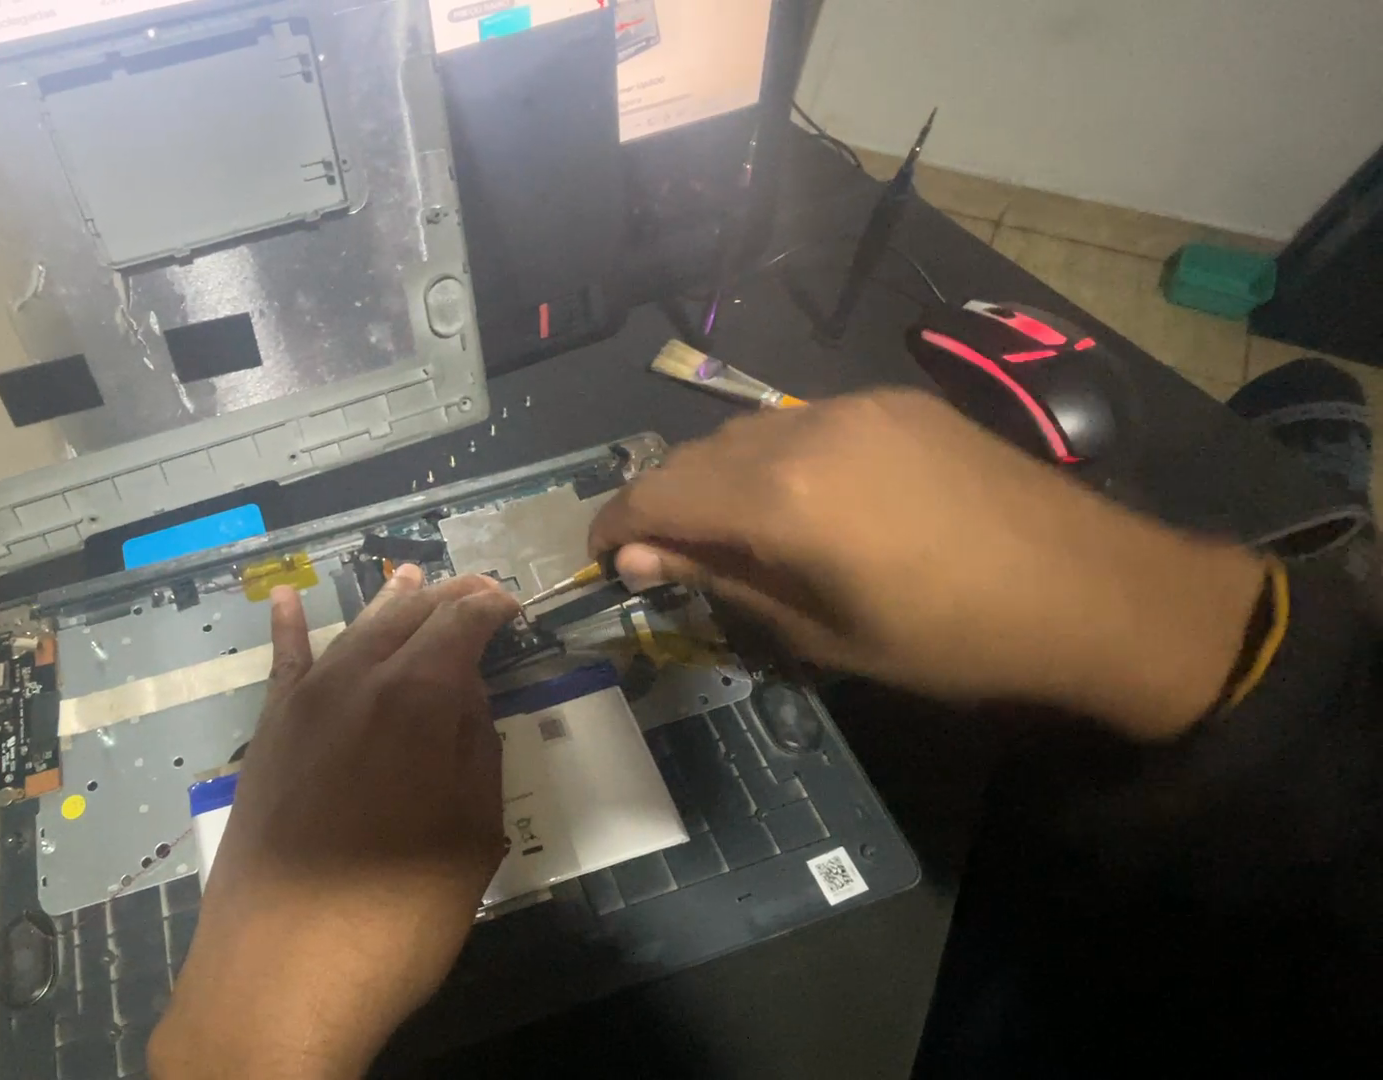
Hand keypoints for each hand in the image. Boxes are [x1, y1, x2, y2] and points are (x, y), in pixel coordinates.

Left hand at [150, 567, 520, 1078]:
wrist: (280, 973)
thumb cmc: (397, 914)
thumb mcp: (472, 833)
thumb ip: (475, 745)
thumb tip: (468, 691)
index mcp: (417, 696)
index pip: (462, 619)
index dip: (491, 604)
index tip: (512, 606)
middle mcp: (357, 678)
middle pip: (409, 614)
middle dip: (449, 596)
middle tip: (478, 592)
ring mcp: (305, 701)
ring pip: (355, 630)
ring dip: (390, 602)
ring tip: (412, 578)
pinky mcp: (269, 731)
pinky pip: (283, 664)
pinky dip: (289, 627)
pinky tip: (288, 598)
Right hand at [589, 389, 1263, 739]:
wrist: (1099, 596)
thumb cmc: (948, 641)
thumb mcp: (815, 629)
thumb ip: (717, 578)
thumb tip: (632, 556)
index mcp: (781, 498)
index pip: (657, 495)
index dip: (613, 523)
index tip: (599, 555)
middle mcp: (802, 432)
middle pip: (689, 457)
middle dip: (656, 502)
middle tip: (653, 551)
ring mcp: (849, 407)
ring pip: (737, 433)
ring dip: (707, 477)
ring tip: (717, 527)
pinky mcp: (887, 402)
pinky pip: (792, 421)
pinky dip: (761, 457)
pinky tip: (785, 495)